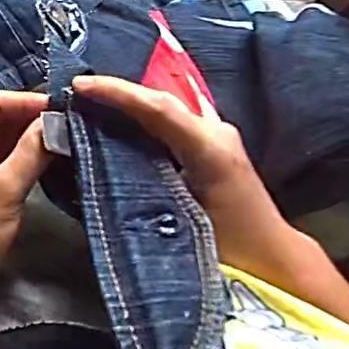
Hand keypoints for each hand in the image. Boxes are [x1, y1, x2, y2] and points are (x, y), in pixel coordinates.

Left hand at [0, 91, 52, 308]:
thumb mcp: (6, 188)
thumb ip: (32, 150)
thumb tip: (59, 120)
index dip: (29, 102)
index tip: (64, 108)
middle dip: (33, 117)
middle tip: (71, 121)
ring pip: (4, 134)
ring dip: (32, 134)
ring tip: (67, 134)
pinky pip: (4, 152)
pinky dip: (26, 151)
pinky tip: (52, 151)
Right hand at [70, 74, 289, 261]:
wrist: (273, 263)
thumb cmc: (230, 252)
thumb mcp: (181, 226)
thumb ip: (142, 196)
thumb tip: (98, 175)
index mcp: (211, 150)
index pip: (159, 109)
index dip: (117, 93)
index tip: (80, 86)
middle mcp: (215, 133)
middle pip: (160, 101)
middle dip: (116, 91)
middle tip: (75, 93)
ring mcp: (216, 136)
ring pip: (163, 109)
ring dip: (127, 102)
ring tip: (88, 102)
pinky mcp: (211, 145)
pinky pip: (168, 122)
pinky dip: (139, 117)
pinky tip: (116, 122)